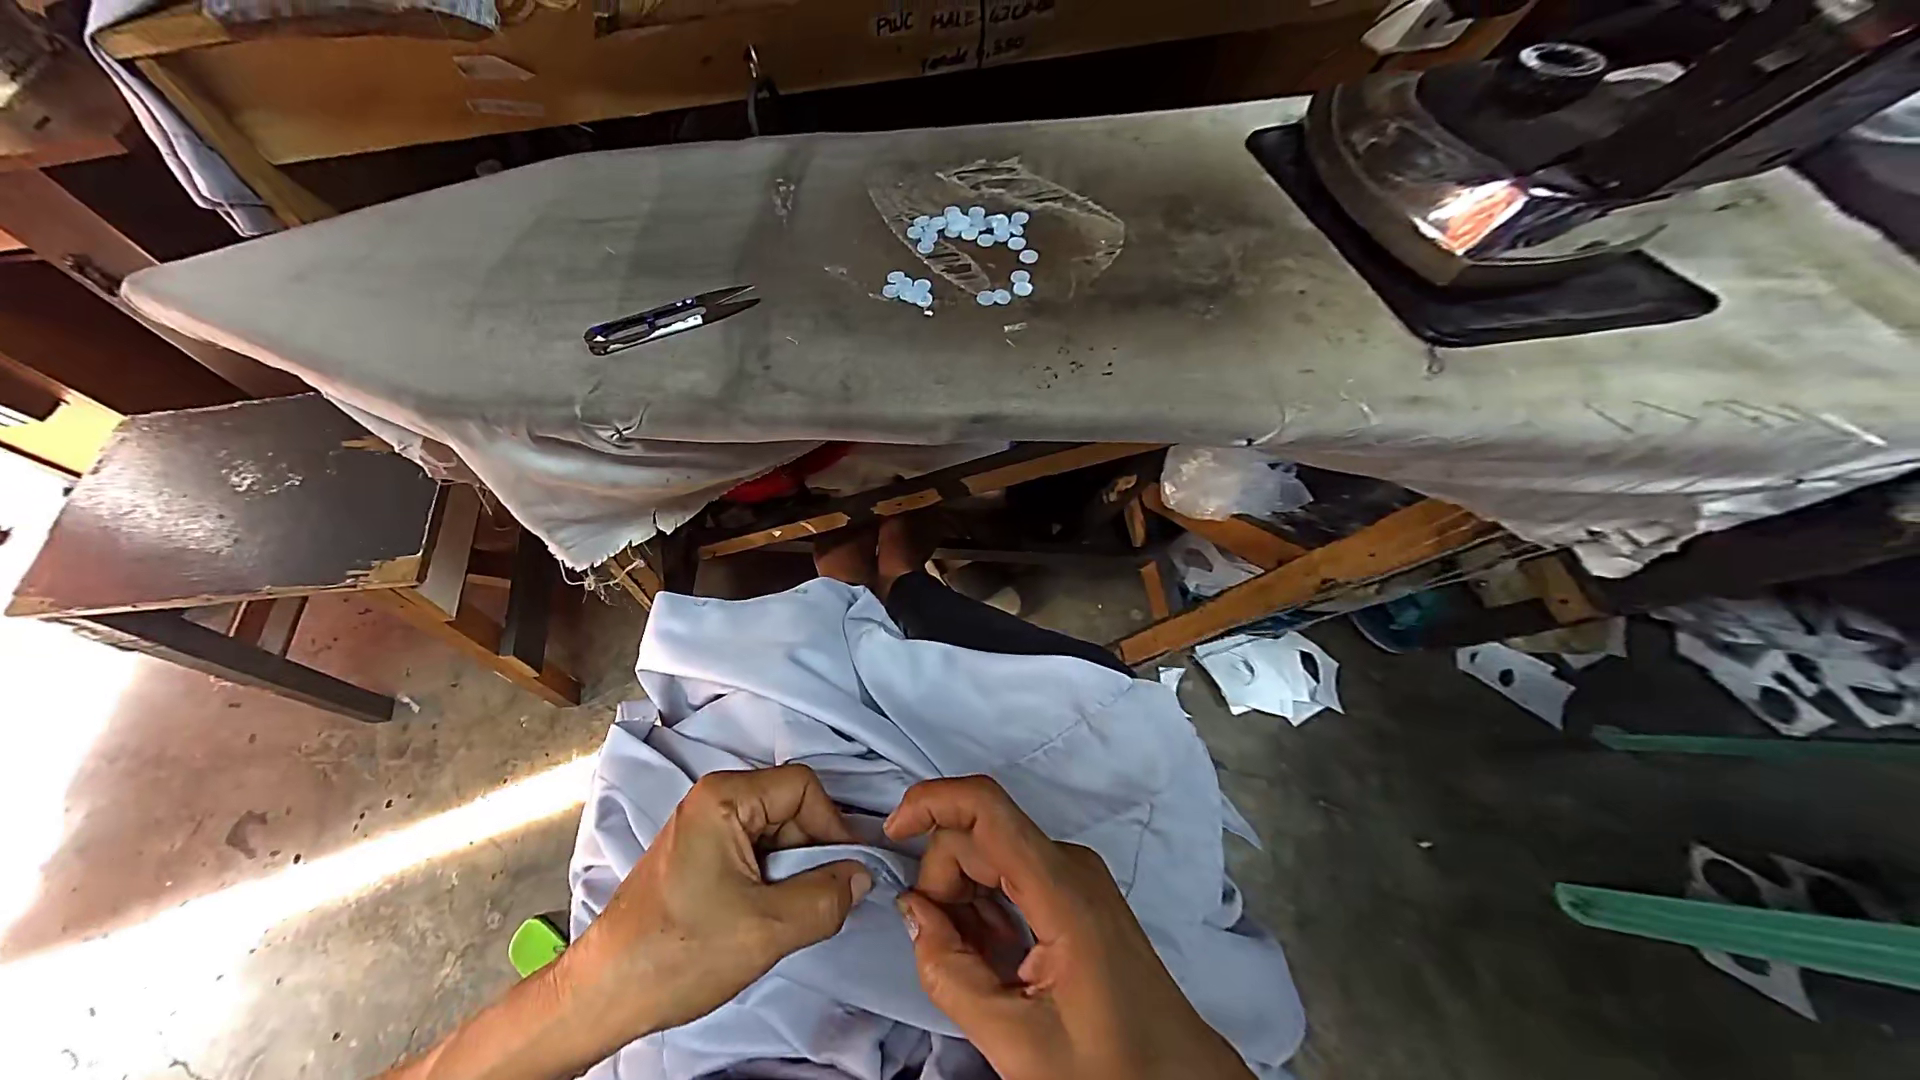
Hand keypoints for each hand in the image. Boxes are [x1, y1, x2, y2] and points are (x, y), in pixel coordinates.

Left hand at [557, 765, 873, 1043]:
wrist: (602, 996)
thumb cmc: (676, 953)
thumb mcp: (767, 928)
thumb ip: (827, 897)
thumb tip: (862, 877)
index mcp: (724, 796)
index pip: (804, 788)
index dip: (831, 826)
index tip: (844, 871)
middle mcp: (713, 797)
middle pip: (791, 807)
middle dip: (811, 852)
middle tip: (816, 899)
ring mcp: (704, 824)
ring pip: (777, 831)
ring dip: (793, 869)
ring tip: (785, 913)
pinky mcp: (701, 851)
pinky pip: (756, 848)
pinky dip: (773, 877)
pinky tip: (765, 912)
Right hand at [885, 776, 1253, 1079]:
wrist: (1179, 1076)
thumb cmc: (1110, 1065)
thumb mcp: (1017, 1040)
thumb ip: (950, 973)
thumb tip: (912, 910)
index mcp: (1060, 889)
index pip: (986, 808)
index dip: (932, 803)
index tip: (893, 832)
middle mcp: (1067, 862)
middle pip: (978, 837)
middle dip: (942, 884)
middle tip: (944, 952)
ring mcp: (1072, 872)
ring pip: (989, 855)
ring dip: (963, 900)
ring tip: (979, 966)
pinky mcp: (1072, 887)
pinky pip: (1009, 874)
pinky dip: (985, 907)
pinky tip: (997, 956)